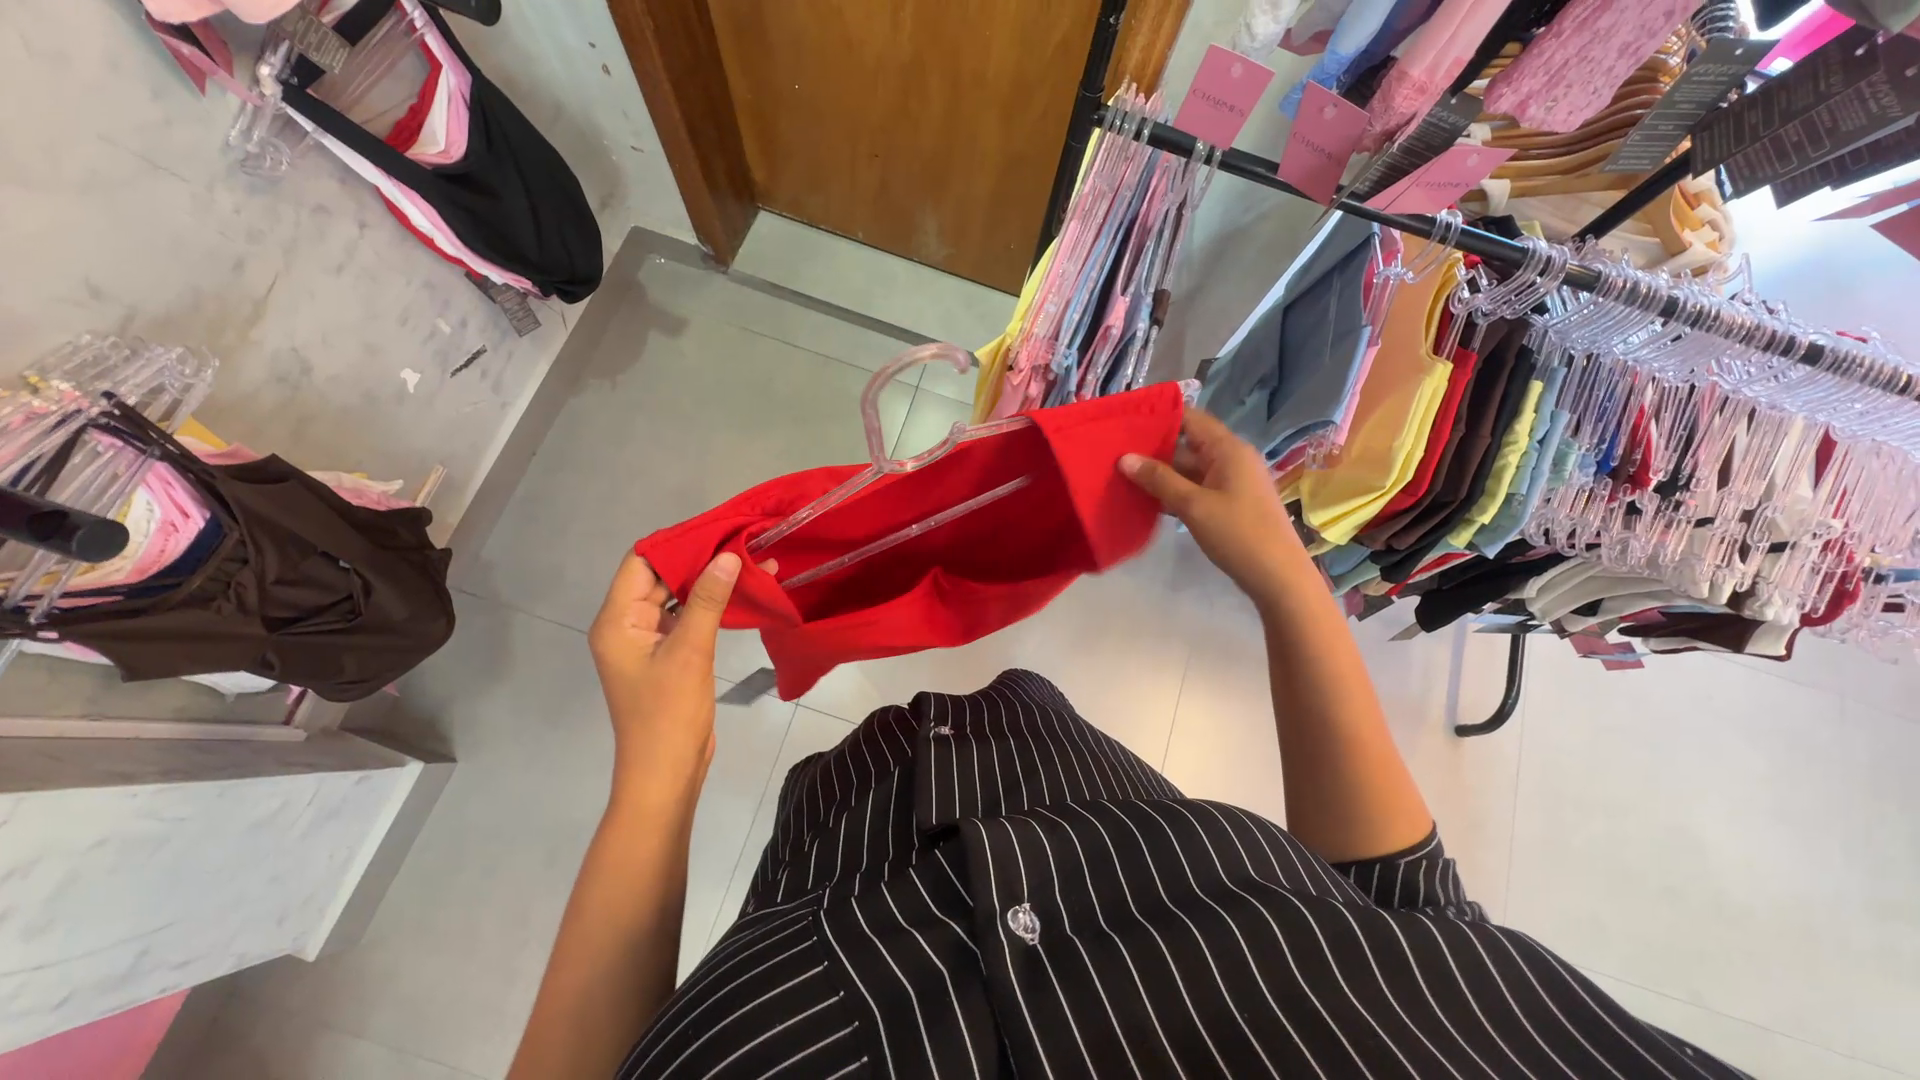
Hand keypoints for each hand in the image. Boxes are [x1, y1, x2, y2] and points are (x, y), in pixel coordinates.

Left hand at [587, 551, 745, 786]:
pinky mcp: (667, 657)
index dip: (677, 543)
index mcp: (617, 621)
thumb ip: (708, 601)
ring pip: (676, 597)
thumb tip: (728, 556)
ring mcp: (647, 643)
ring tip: (748, 561)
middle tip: (740, 540)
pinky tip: (741, 593)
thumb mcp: (689, 652)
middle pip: (659, 577)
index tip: (717, 528)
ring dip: (708, 582)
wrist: (667, 773)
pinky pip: (686, 619)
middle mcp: (626, 625)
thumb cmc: (668, 713)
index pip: (641, 563)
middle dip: (698, 559)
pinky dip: (710, 605)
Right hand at [1120, 407, 1306, 607]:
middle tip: (1115, 453)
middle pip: (1188, 443)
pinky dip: (1175, 490)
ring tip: (1123, 475)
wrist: (1278, 576)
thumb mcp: (1193, 506)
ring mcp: (1232, 481)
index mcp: (1228, 449)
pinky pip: (1198, 486)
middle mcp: (1232, 458)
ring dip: (1162, 473)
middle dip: (1154, 449)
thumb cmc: (1238, 534)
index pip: (1190, 418)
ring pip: (1190, 468)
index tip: (1126, 422)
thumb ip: (1158, 479)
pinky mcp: (1230, 502)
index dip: (1160, 417)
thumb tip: (1124, 458)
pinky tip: (1148, 499)